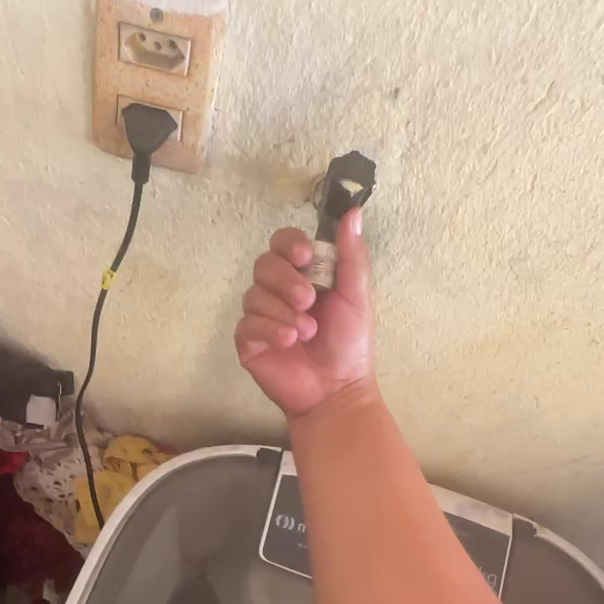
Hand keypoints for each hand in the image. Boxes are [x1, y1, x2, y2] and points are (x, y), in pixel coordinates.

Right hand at [235, 207, 373, 418]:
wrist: (337, 390)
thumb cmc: (349, 345)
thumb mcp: (357, 295)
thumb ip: (352, 255)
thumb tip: (353, 212)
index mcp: (304, 275)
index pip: (282, 243)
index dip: (289, 243)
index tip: (305, 256)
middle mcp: (278, 292)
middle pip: (263, 265)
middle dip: (286, 280)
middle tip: (309, 301)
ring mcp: (261, 317)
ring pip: (253, 295)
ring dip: (282, 311)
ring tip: (306, 332)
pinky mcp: (249, 343)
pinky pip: (247, 324)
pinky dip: (269, 330)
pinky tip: (288, 342)